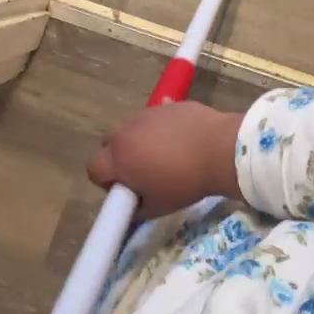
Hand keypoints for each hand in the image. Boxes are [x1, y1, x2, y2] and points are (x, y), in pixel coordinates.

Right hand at [87, 101, 243, 218]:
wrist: (219, 150)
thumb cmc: (185, 182)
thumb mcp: (157, 207)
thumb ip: (136, 208)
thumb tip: (131, 206)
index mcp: (119, 158)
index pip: (94, 168)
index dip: (105, 181)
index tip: (125, 188)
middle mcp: (127, 131)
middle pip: (109, 144)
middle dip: (118, 157)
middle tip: (141, 171)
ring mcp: (147, 114)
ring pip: (132, 128)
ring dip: (139, 140)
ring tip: (164, 154)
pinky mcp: (168, 105)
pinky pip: (155, 117)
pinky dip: (160, 128)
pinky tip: (180, 138)